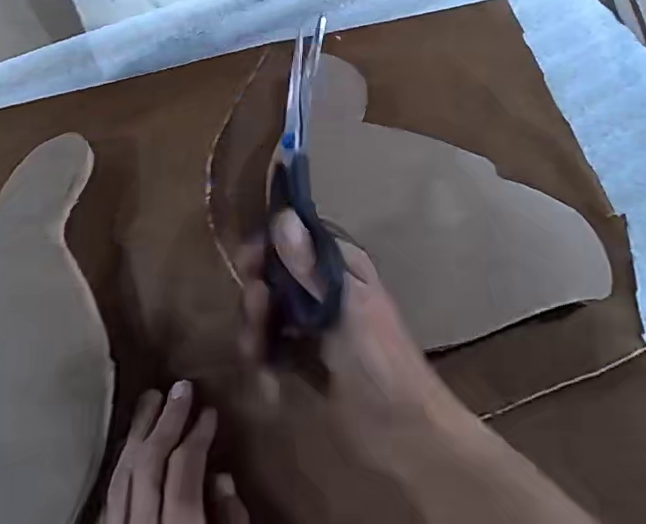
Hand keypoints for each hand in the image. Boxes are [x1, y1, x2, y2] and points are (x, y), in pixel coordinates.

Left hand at [101, 380, 248, 523]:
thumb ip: (230, 519)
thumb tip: (221, 481)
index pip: (185, 466)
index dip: (198, 434)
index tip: (209, 411)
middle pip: (147, 466)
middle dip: (166, 421)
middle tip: (181, 388)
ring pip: (120, 480)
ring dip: (137, 436)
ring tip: (151, 401)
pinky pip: (107, 501)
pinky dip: (119, 469)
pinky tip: (130, 449)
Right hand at [237, 211, 470, 468]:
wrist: (400, 428)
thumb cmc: (379, 359)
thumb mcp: (345, 308)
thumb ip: (311, 268)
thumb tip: (283, 217)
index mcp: (342, 267)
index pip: (298, 239)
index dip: (269, 246)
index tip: (246, 262)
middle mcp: (325, 289)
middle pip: (276, 278)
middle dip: (258, 296)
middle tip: (258, 314)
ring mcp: (314, 326)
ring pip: (269, 314)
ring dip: (256, 332)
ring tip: (260, 356)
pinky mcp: (304, 361)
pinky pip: (272, 349)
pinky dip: (264, 362)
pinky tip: (270, 384)